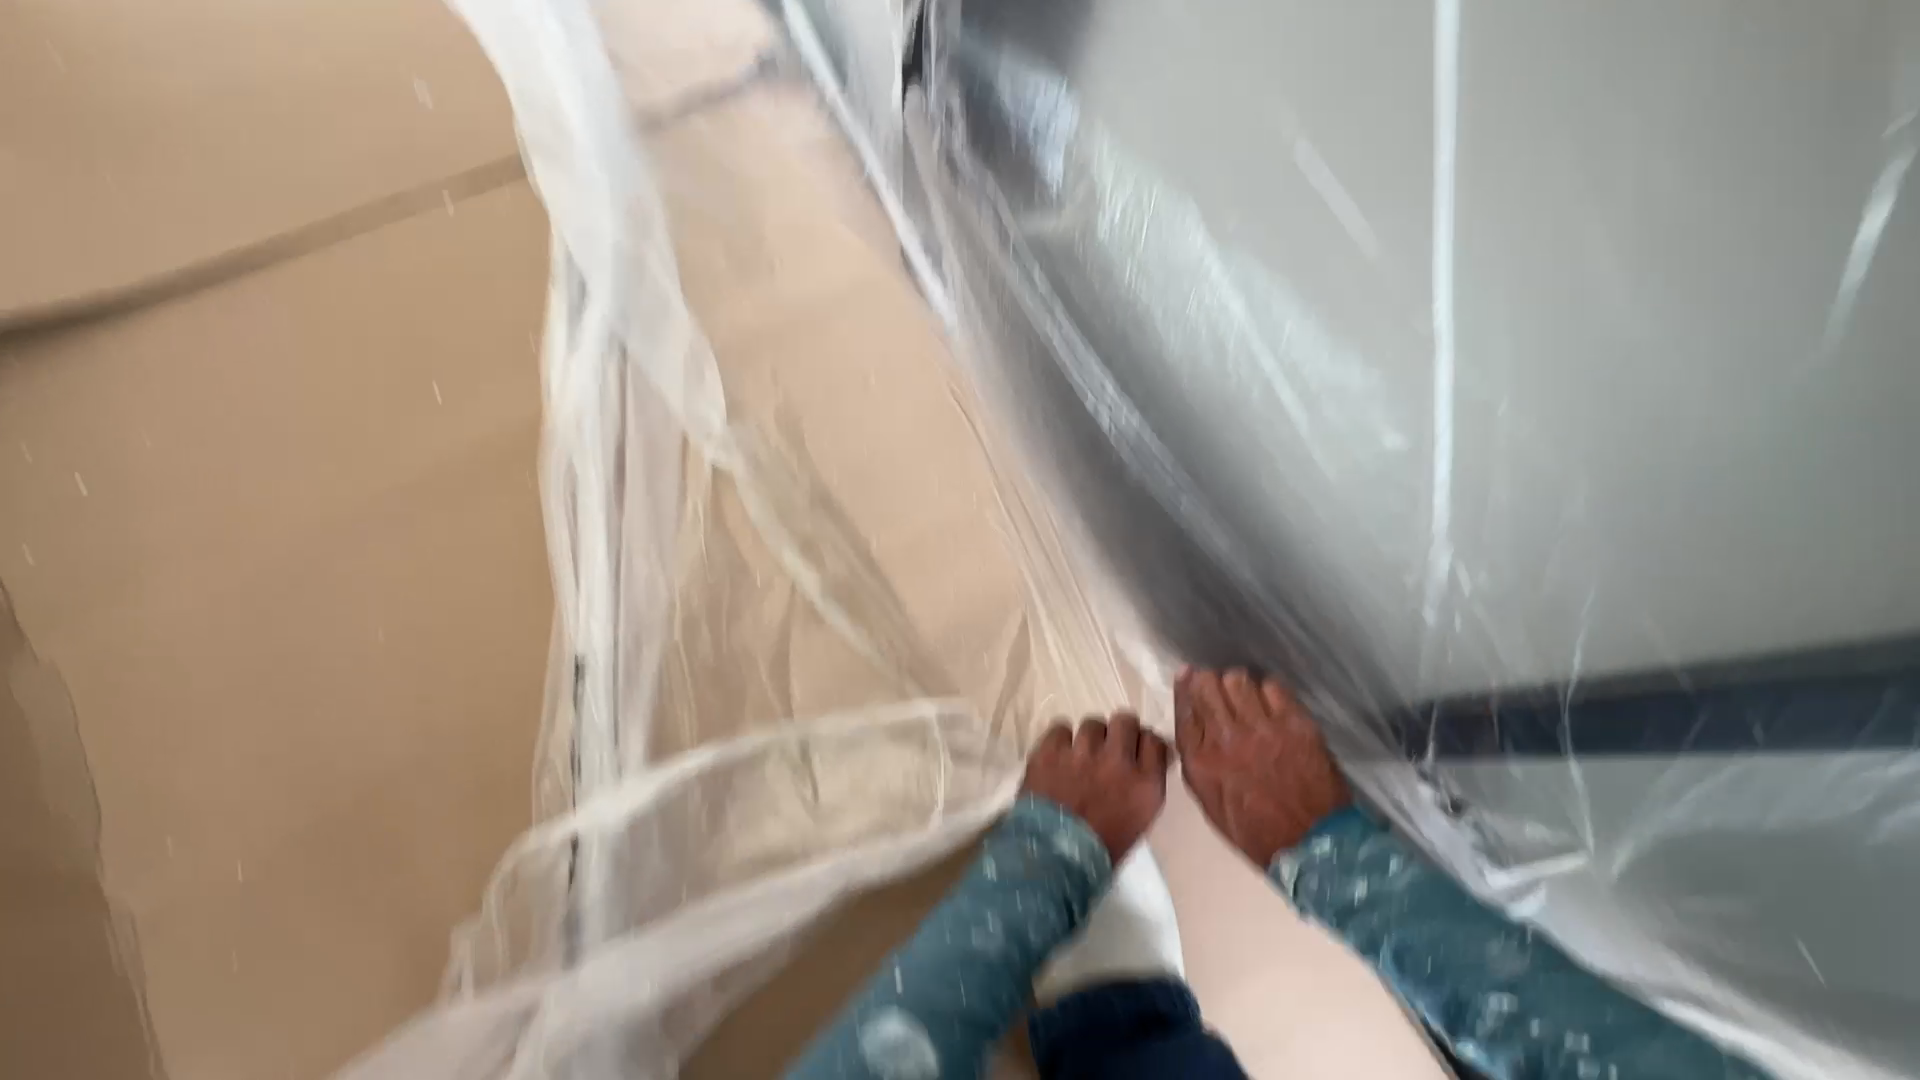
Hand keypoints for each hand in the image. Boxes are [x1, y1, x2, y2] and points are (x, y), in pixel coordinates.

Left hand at [1021, 712, 1171, 862]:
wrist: (1052, 861)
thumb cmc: (1100, 851)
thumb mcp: (1139, 821)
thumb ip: (1145, 786)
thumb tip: (1143, 762)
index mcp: (1146, 784)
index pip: (1155, 741)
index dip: (1143, 743)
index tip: (1135, 751)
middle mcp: (1118, 761)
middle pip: (1125, 720)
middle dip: (1118, 732)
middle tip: (1107, 748)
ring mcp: (1082, 753)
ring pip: (1092, 723)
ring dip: (1088, 738)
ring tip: (1079, 757)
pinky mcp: (1050, 751)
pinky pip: (1060, 728)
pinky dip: (1060, 740)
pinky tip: (1058, 757)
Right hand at [1176, 667, 1351, 867]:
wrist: (1311, 844)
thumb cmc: (1254, 829)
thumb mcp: (1208, 800)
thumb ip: (1195, 760)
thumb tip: (1192, 727)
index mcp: (1200, 760)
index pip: (1184, 707)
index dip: (1185, 686)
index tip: (1188, 675)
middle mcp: (1226, 737)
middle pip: (1207, 685)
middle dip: (1209, 682)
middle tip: (1217, 688)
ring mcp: (1261, 728)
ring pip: (1238, 679)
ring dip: (1238, 685)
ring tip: (1246, 697)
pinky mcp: (1295, 724)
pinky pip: (1272, 687)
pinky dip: (1268, 691)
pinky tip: (1271, 705)